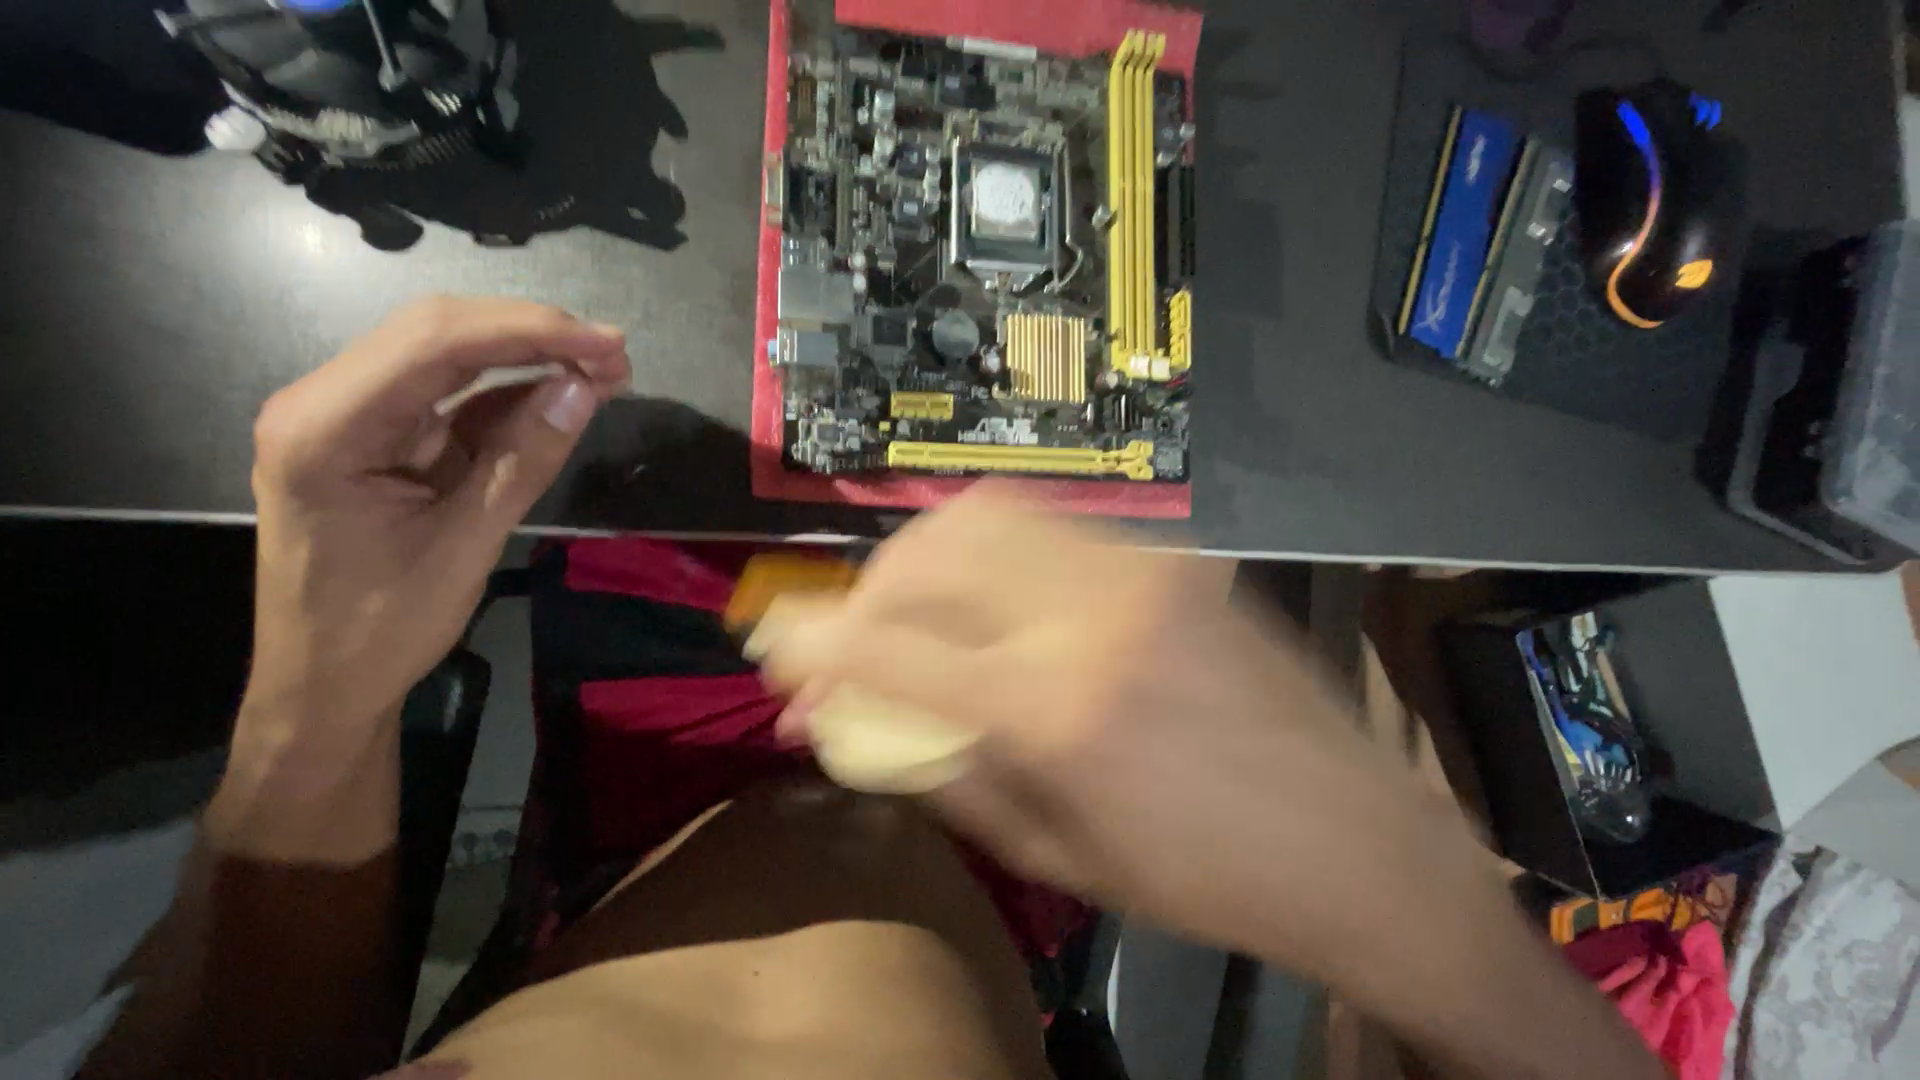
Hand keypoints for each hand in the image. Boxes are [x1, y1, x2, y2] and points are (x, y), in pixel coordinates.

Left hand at [243, 296, 628, 752]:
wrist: (325, 686)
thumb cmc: (380, 628)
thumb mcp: (464, 546)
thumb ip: (521, 461)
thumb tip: (584, 387)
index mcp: (325, 426)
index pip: (434, 344)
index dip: (530, 331)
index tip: (609, 343)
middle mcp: (327, 402)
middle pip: (437, 334)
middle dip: (533, 335)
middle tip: (615, 354)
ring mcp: (354, 417)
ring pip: (448, 357)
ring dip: (528, 359)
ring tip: (604, 370)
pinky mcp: (383, 438)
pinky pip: (454, 399)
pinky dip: (513, 395)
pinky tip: (563, 395)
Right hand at [753, 485, 1497, 972]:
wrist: (1358, 842)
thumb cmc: (1205, 877)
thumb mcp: (1058, 855)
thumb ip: (951, 774)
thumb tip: (867, 724)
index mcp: (1057, 709)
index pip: (895, 648)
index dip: (815, 641)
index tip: (775, 644)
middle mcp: (1091, 616)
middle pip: (935, 553)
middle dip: (870, 587)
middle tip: (853, 634)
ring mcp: (1140, 574)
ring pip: (990, 516)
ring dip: (927, 556)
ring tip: (912, 606)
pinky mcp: (1175, 564)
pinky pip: (1052, 529)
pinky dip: (994, 552)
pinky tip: (993, 598)